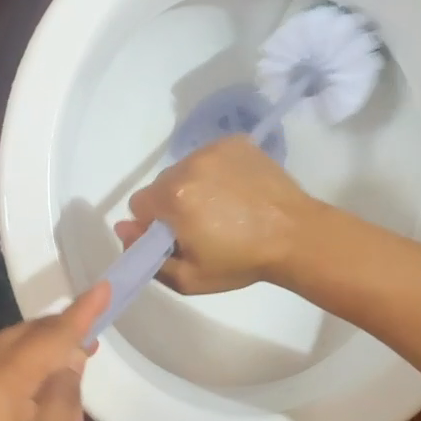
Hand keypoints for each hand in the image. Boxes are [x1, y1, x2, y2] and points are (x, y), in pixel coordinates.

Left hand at [0, 282, 111, 420]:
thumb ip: (61, 406)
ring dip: (40, 368)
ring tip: (64, 418)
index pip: (51, 334)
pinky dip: (17, 382)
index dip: (82, 313)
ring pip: (8, 352)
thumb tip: (68, 366)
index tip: (106, 286)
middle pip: (26, 335)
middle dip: (61, 344)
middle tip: (89, 365)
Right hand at [115, 135, 320, 293]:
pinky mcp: (236, 142)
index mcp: (172, 197)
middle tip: (203, 224)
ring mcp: (213, 149)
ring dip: (194, 185)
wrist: (296, 235)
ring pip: (185, 169)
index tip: (178, 237)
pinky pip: (210, 156)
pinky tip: (236, 190)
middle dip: (173, 203)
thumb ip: (148, 257)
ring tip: (223, 207)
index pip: (139, 205)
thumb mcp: (189, 278)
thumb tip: (124, 230)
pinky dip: (216, 171)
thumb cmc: (241, 261)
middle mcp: (188, 165)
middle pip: (161, 184)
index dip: (153, 225)